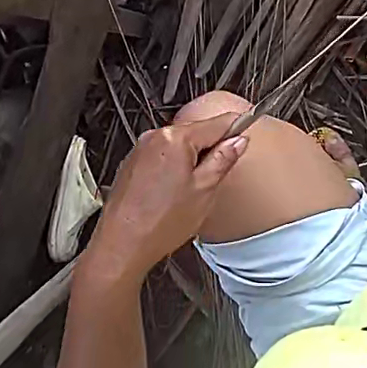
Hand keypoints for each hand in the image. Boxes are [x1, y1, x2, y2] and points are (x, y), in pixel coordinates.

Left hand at [84, 113, 248, 280]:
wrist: (121, 245)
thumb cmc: (157, 224)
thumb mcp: (204, 191)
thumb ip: (224, 159)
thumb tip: (238, 141)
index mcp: (175, 139)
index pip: (217, 122)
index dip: (236, 128)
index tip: (245, 133)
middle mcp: (155, 137)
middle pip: (197, 132)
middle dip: (210, 150)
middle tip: (215, 178)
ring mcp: (141, 149)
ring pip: (179, 145)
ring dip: (191, 161)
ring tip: (189, 192)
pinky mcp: (133, 163)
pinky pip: (163, 156)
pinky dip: (173, 168)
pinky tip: (172, 194)